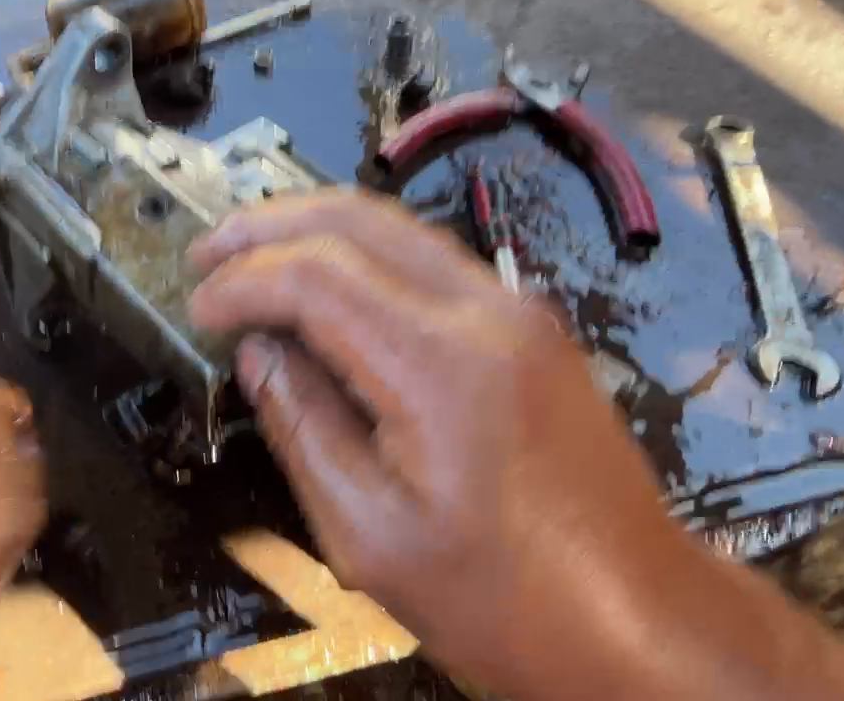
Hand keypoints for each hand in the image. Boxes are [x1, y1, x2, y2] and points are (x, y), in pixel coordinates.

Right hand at [187, 188, 843, 700]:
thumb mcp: (369, 534)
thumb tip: (259, 353)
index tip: (199, 306)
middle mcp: (482, 311)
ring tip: (248, 247)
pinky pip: (420, 253)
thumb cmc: (506, 600)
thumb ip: (301, 425)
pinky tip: (318, 270)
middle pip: (352, 220)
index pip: (314, 277)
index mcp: (441, 366)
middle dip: (265, 225)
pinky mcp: (522, 320)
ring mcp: (512, 307)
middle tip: (207, 249)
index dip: (243, 282)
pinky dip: (354, 246)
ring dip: (308, 224)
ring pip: (389, 222)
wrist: (644, 623)